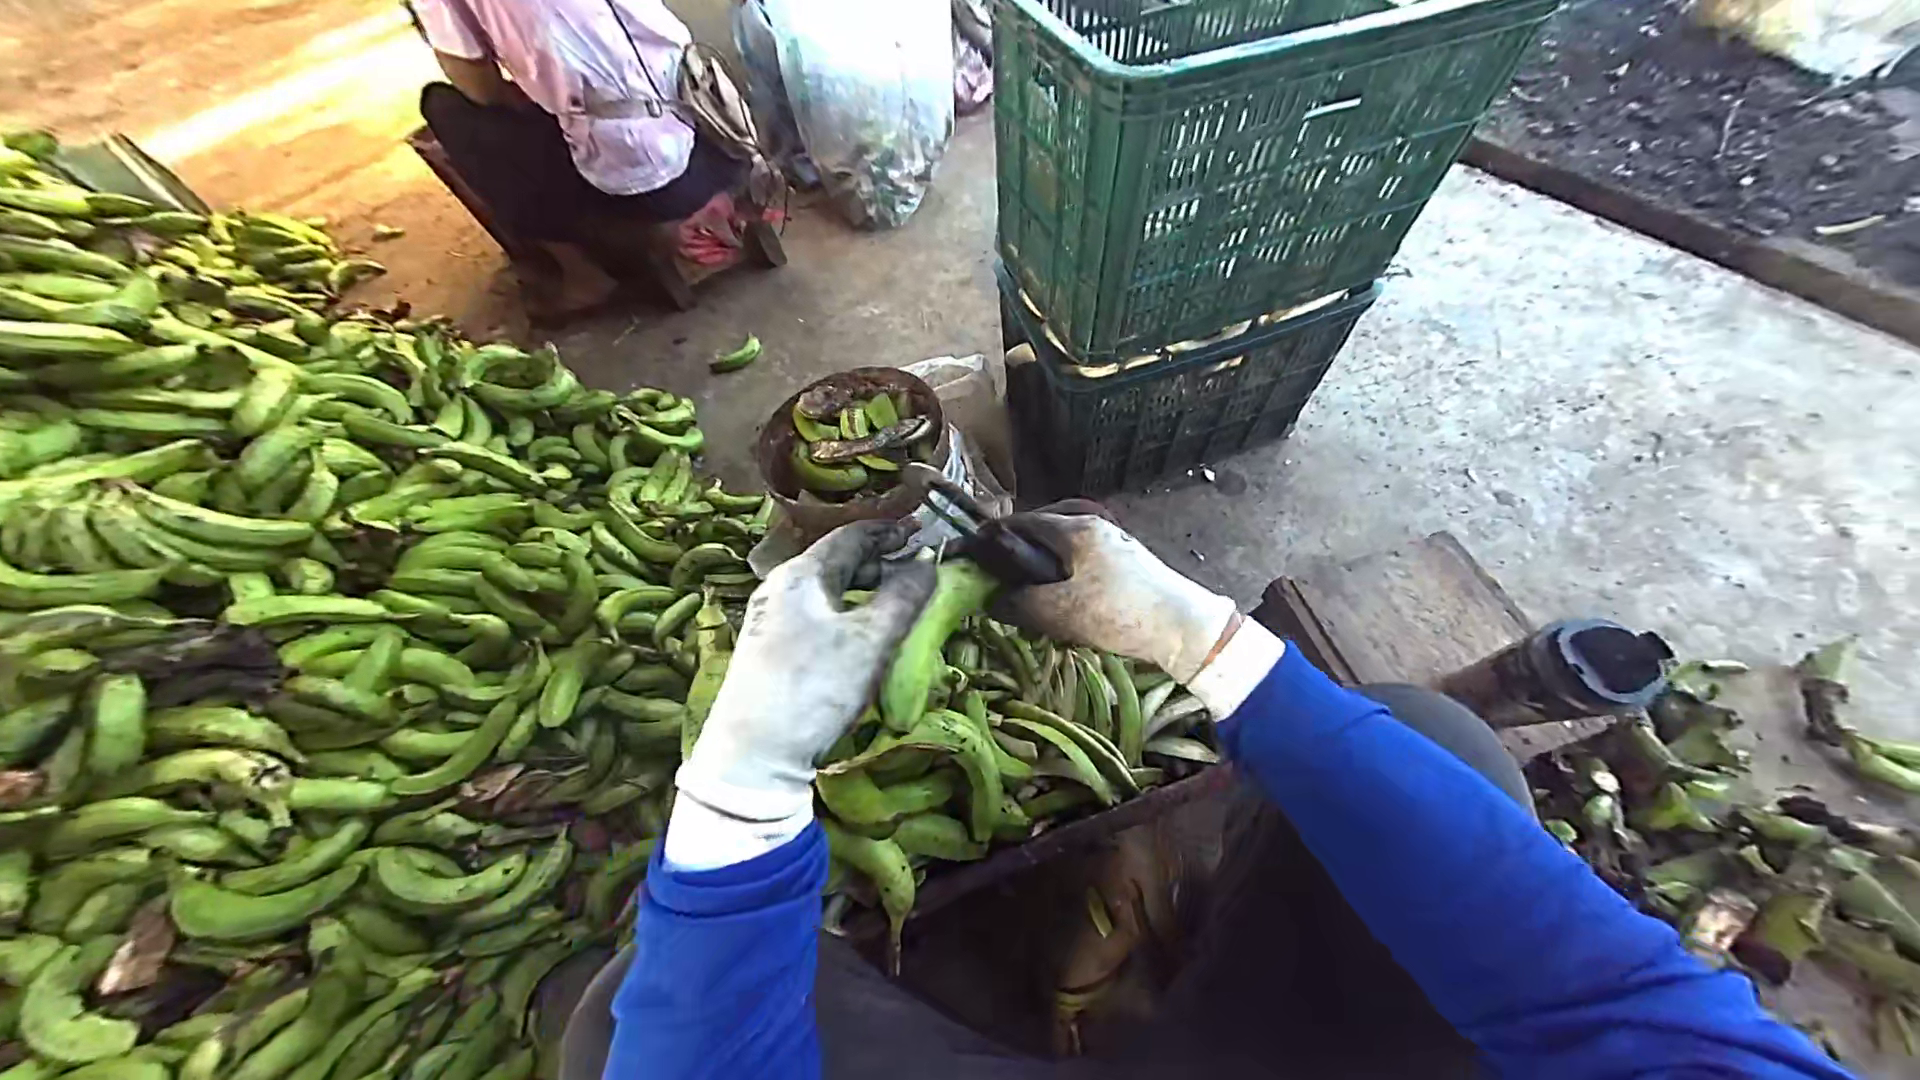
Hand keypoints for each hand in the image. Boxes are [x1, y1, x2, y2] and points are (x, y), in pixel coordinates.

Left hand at [674, 520, 935, 828]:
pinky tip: (864, 630)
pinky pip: (819, 613)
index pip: (851, 535)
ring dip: (865, 587)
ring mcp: (773, 618)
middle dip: (880, 560)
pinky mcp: (772, 647)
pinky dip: (848, 610)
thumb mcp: (870, 640)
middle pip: (838, 560)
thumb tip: (929, 561)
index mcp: (800, 574)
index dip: (890, 530)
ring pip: (829, 589)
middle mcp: (781, 588)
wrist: (752, 759)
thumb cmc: (815, 687)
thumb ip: (904, 595)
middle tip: (917, 567)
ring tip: (897, 598)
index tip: (922, 529)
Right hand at [993, 502, 1237, 683]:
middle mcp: (1093, 526)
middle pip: (1042, 532)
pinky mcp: (1125, 562)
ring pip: (1062, 548)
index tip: (973, 554)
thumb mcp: (1061, 613)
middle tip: (998, 578)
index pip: (1022, 521)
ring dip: (1041, 566)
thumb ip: (1020, 604)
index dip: (994, 536)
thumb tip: (991, 601)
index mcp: (1076, 530)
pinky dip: (1062, 574)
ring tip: (1027, 593)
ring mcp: (1112, 542)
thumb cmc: (1120, 613)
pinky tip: (1062, 600)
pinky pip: (1080, 561)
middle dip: (1017, 553)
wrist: (1184, 629)